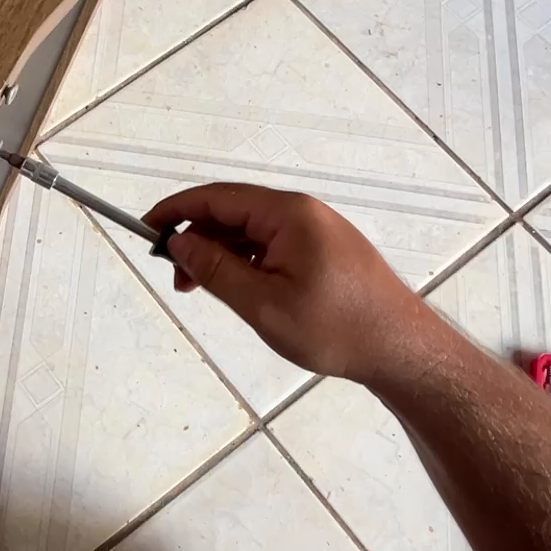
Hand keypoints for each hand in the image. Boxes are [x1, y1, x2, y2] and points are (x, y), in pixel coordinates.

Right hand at [144, 184, 453, 384]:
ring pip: (248, 230)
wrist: (405, 353)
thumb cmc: (335, 329)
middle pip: (231, 212)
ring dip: (218, 253)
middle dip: (196, 239)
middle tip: (177, 279)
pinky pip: (269, 243)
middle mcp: (301, 212)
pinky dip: (242, 261)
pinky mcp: (321, 249)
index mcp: (288, 214)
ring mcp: (314, 230)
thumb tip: (178, 241)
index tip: (145, 229)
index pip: (216, 197)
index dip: (175, 210)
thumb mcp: (263, 304)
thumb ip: (215, 269)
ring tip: (201, 289)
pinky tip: (236, 287)